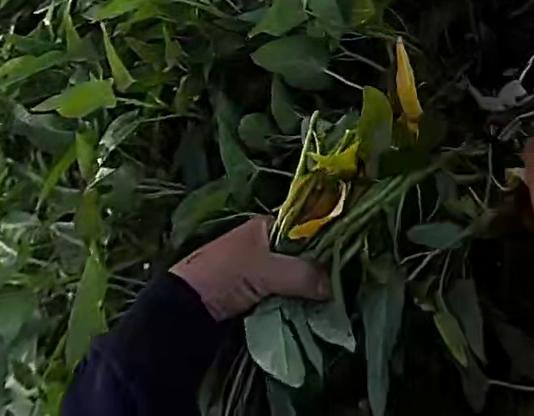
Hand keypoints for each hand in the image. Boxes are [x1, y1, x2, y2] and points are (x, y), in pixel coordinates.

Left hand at [170, 215, 330, 320]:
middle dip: (320, 266)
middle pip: (302, 252)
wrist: (186, 307)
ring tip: (333, 297)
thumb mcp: (266, 269)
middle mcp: (267, 242)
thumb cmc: (226, 273)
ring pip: (295, 274)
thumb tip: (335, 285)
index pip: (305, 226)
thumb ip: (302, 273)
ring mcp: (261, 268)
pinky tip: (313, 308)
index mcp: (268, 225)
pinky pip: (286, 292)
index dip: (325, 238)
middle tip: (343, 280)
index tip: (347, 253)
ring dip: (309, 286)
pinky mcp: (257, 292)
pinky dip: (297, 300)